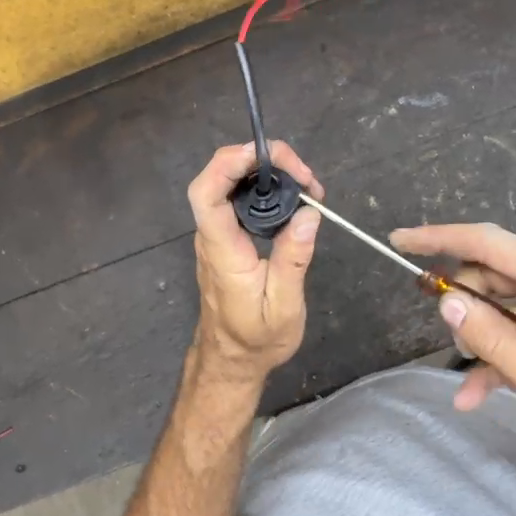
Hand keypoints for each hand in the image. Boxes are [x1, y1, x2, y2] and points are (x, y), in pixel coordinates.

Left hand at [184, 142, 323, 383]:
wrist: (233, 359)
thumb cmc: (257, 339)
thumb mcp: (284, 307)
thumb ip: (293, 259)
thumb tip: (309, 213)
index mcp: (222, 251)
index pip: (206, 195)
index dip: (227, 165)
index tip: (263, 156)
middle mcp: (213, 236)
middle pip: (218, 178)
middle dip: (259, 161)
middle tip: (304, 174)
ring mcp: (218, 234)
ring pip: (230, 184)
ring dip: (266, 172)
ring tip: (308, 184)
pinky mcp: (228, 236)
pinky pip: (240, 199)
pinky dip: (266, 188)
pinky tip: (295, 196)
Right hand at [390, 223, 515, 489]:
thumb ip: (494, 340)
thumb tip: (445, 301)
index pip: (491, 243)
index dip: (440, 238)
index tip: (399, 240)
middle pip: (496, 273)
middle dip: (463, 300)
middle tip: (444, 337)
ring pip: (506, 306)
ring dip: (480, 336)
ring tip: (466, 376)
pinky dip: (501, 357)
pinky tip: (476, 393)